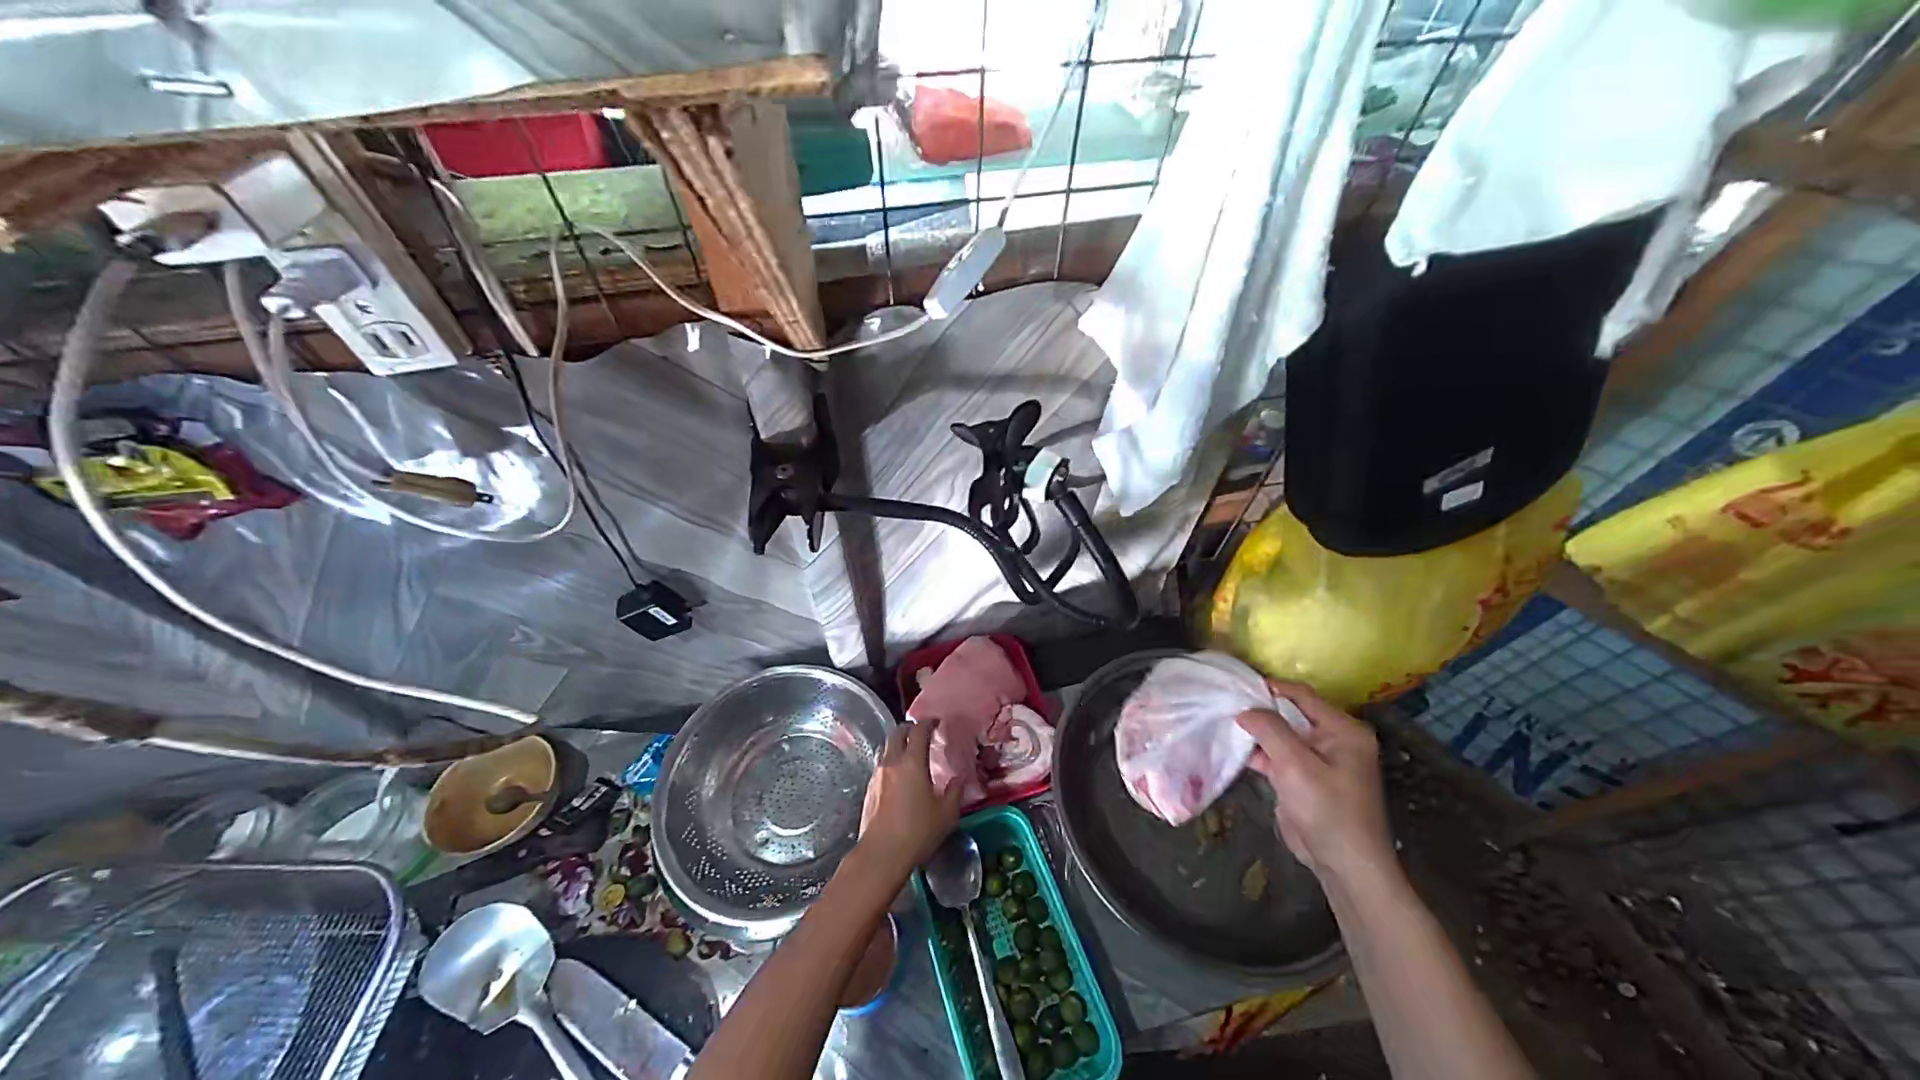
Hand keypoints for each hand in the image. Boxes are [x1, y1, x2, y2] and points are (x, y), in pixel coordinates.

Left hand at [857, 718, 964, 877]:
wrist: (881, 854)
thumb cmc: (918, 832)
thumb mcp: (946, 814)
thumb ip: (955, 792)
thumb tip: (959, 779)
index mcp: (912, 762)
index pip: (918, 730)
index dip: (928, 722)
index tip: (936, 722)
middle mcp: (892, 762)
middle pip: (897, 733)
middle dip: (910, 729)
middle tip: (923, 734)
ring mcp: (877, 775)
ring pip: (886, 748)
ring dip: (899, 744)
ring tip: (912, 754)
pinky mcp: (869, 788)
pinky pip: (881, 765)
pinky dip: (892, 762)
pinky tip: (900, 777)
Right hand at [1236, 680, 1394, 891]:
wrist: (1344, 864)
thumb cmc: (1327, 809)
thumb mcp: (1296, 765)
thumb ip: (1270, 730)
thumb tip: (1245, 710)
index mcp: (1343, 730)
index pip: (1301, 696)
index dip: (1270, 689)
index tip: (1236, 686)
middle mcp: (1333, 740)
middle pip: (1291, 714)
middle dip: (1260, 710)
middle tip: (1225, 704)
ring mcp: (1318, 761)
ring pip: (1282, 736)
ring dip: (1257, 733)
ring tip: (1223, 722)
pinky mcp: (1304, 779)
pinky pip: (1278, 756)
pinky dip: (1259, 753)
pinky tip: (1233, 749)